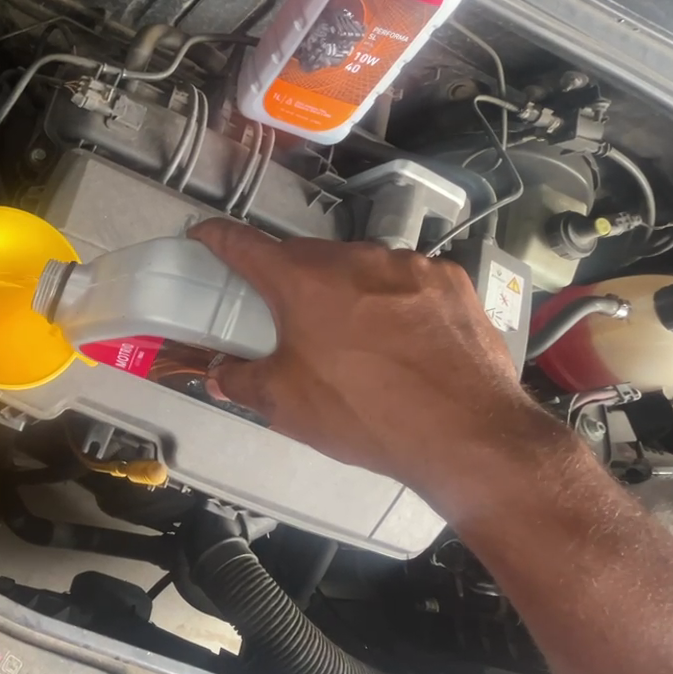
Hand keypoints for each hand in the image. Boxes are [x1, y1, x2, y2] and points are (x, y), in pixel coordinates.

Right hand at [189, 220, 562, 499]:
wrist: (470, 437)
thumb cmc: (360, 414)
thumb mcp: (283, 405)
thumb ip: (240, 381)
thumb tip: (220, 373)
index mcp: (303, 280)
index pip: (243, 243)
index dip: (215, 237)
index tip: (202, 236)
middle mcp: (354, 258)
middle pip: (303, 256)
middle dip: (286, 278)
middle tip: (283, 316)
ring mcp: (409, 265)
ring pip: (357, 266)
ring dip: (341, 289)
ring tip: (350, 336)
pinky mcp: (451, 282)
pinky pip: (404, 280)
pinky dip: (390, 299)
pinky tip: (400, 339)